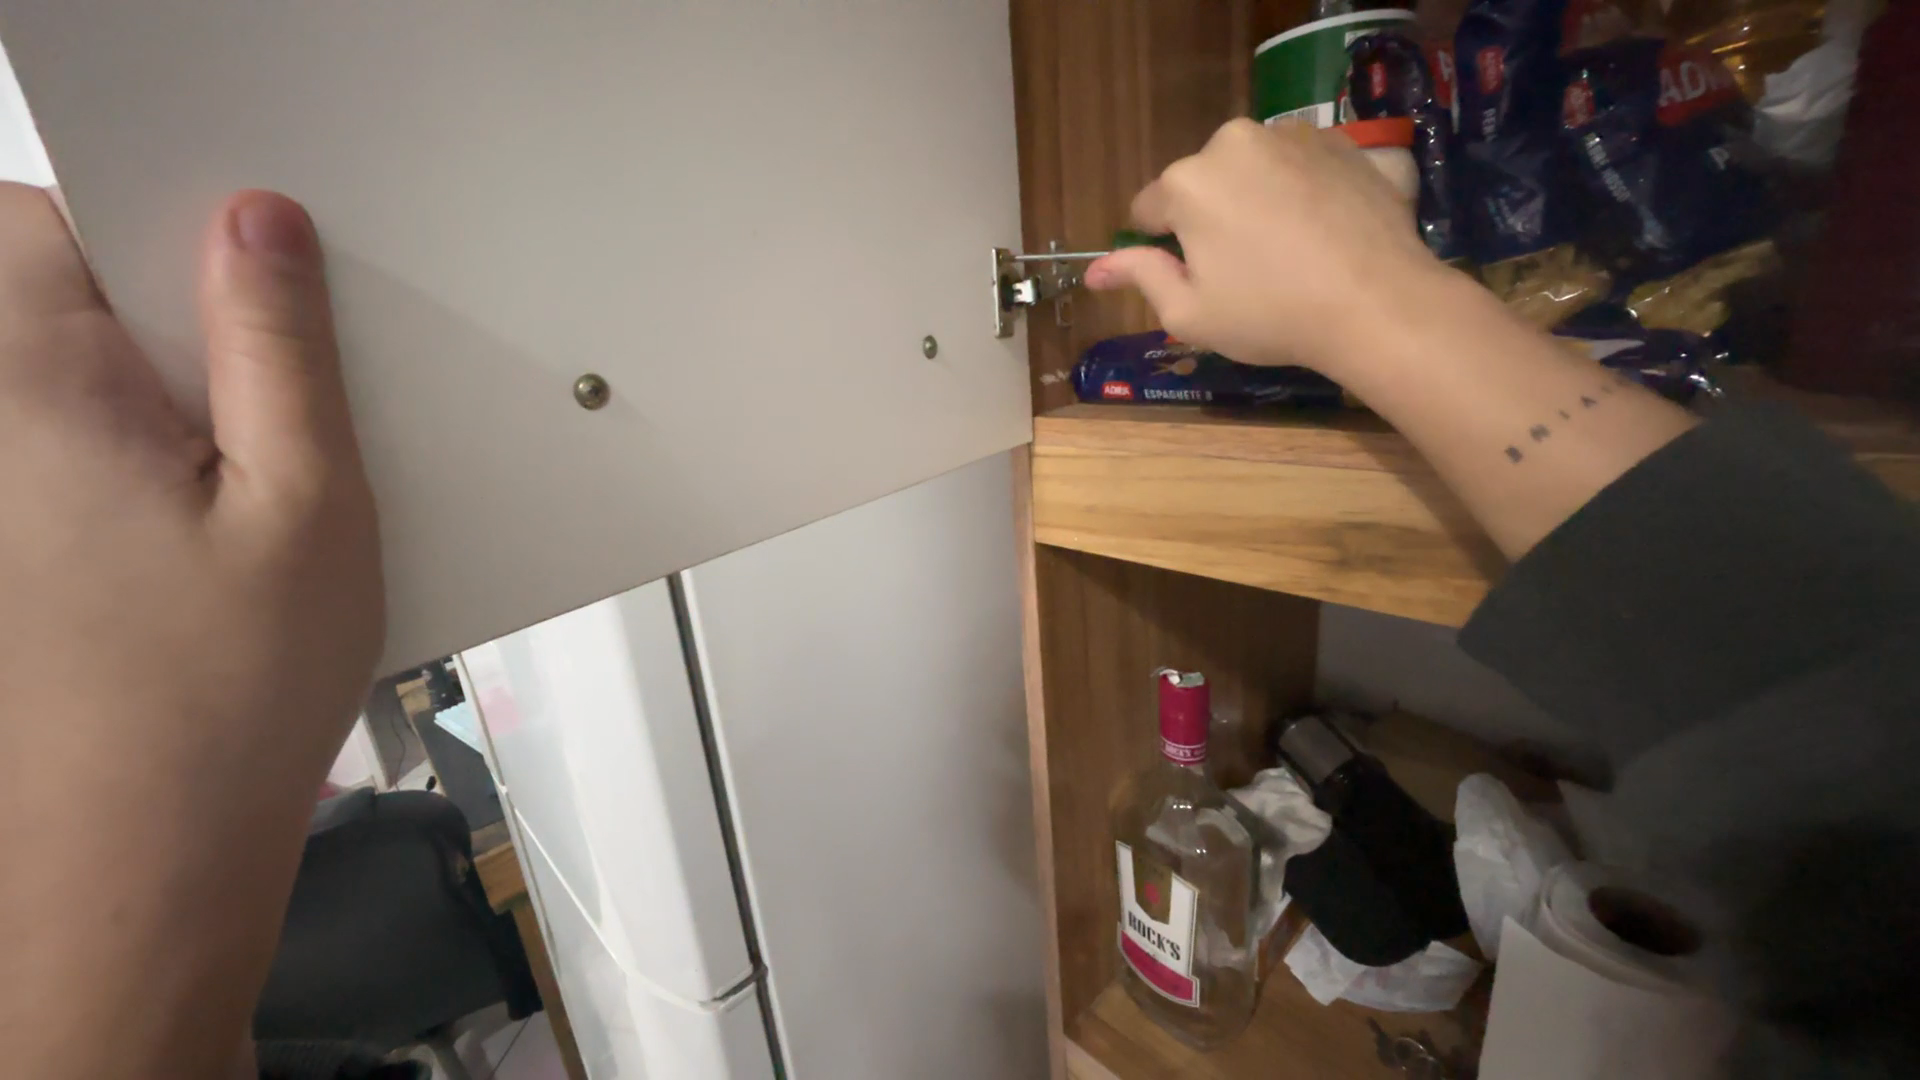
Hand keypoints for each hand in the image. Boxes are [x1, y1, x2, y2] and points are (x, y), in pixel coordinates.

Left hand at [0, 183, 382, 1077]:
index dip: (175, 246)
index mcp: (21, 385)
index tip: (263, 306)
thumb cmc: (227, 687)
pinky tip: (197, 532)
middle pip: (56, 295)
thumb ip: (284, 354)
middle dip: (177, 334)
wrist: (130, 849)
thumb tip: (263, 223)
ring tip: (237, 494)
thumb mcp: (309, 504)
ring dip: (166, 405)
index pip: (57, 219)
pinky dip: (139, 462)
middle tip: (267, 426)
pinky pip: (64, 451)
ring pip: (73, 380)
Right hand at [1083, 118, 1442, 374]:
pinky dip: (1295, 193)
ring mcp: (1293, 135)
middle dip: (1205, 219)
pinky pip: (1296, 167)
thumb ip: (1138, 277)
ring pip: (1248, 171)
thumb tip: (1094, 271)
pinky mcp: (1342, 142)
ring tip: (1282, 253)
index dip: (1158, 248)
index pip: (1146, 211)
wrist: (1375, 301)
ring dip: (1250, 202)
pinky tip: (1316, 234)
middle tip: (1237, 271)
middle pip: (1199, 185)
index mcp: (1187, 182)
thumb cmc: (1267, 314)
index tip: (1187, 277)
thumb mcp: (1187, 312)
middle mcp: (1234, 141)